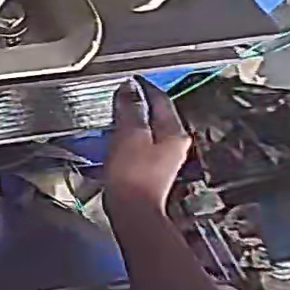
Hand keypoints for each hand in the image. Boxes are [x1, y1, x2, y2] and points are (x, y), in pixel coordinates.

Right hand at [106, 76, 190, 214]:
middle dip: (139, 102)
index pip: (161, 99)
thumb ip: (130, 109)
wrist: (132, 211)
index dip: (145, 86)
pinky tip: (116, 137)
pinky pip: (141, 144)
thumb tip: (129, 88)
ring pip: (149, 129)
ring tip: (115, 112)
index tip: (131, 78)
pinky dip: (130, 135)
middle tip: (121, 93)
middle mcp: (174, 144)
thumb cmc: (132, 174)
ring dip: (133, 119)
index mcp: (174, 133)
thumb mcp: (129, 134)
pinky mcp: (150, 169)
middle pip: (157, 114)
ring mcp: (163, 158)